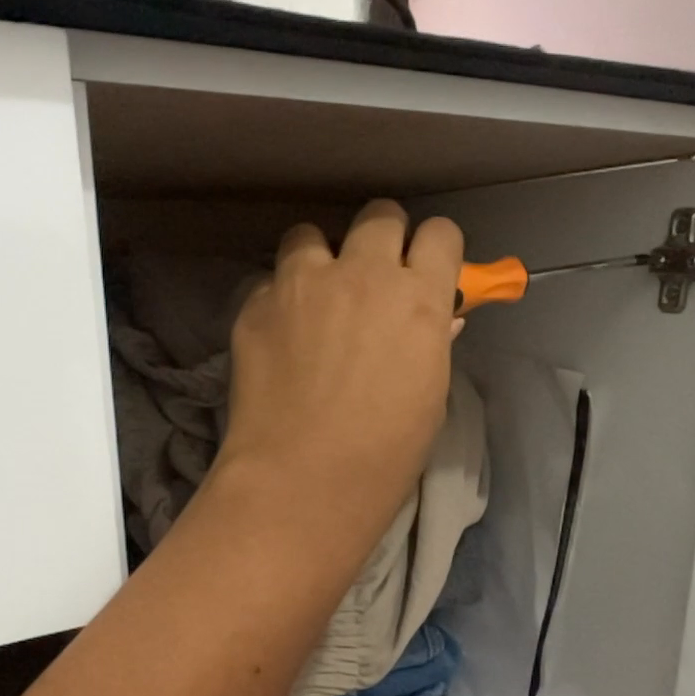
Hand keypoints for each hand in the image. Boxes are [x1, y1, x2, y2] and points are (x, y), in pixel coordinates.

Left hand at [215, 199, 464, 530]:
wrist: (301, 479)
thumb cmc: (384, 453)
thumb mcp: (428, 396)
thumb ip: (430, 342)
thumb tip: (434, 320)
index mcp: (418, 298)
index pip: (439, 234)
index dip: (434, 250)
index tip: (426, 271)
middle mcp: (362, 273)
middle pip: (379, 216)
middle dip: (382, 240)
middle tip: (373, 279)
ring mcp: (301, 284)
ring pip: (311, 234)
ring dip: (320, 259)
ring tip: (315, 298)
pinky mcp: (254, 304)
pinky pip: (270, 281)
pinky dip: (279, 300)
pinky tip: (279, 338)